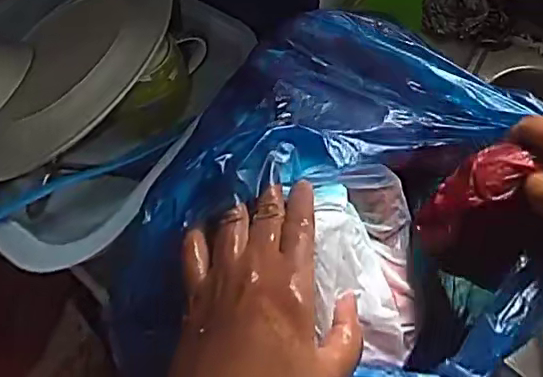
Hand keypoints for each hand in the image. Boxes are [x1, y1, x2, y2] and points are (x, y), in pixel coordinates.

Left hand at [169, 180, 363, 376]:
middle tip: (276, 186)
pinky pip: (192, 251)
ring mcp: (222, 277)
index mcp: (292, 281)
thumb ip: (347, 334)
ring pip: (231, 224)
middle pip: (265, 215)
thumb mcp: (328, 373)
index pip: (300, 224)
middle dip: (272, 196)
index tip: (304, 185)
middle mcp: (257, 268)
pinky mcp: (194, 295)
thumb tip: (349, 300)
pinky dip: (197, 234)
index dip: (303, 199)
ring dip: (240, 209)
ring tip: (245, 202)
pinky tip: (201, 230)